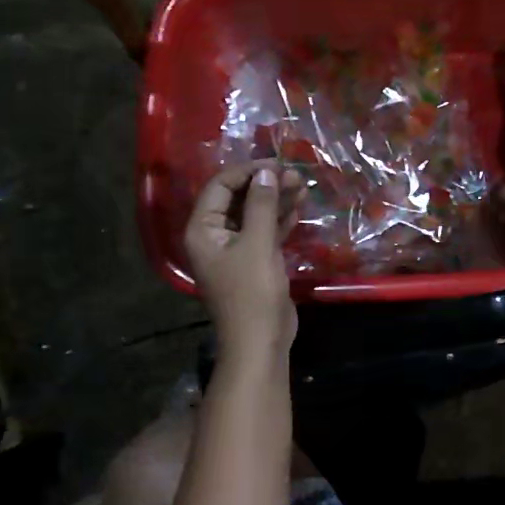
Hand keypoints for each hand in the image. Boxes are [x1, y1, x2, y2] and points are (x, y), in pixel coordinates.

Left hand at [184, 161, 301, 355]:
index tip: (278, 165)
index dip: (248, 172)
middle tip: (295, 176)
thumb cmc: (252, 292)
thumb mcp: (258, 244)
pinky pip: (264, 233)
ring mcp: (235, 250)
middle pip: (238, 199)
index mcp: (203, 230)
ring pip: (254, 215)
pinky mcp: (255, 262)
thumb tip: (267, 172)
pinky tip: (298, 209)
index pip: (220, 187)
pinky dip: (279, 220)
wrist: (261, 340)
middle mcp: (215, 236)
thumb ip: (262, 205)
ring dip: (276, 200)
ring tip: (302, 187)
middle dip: (265, 185)